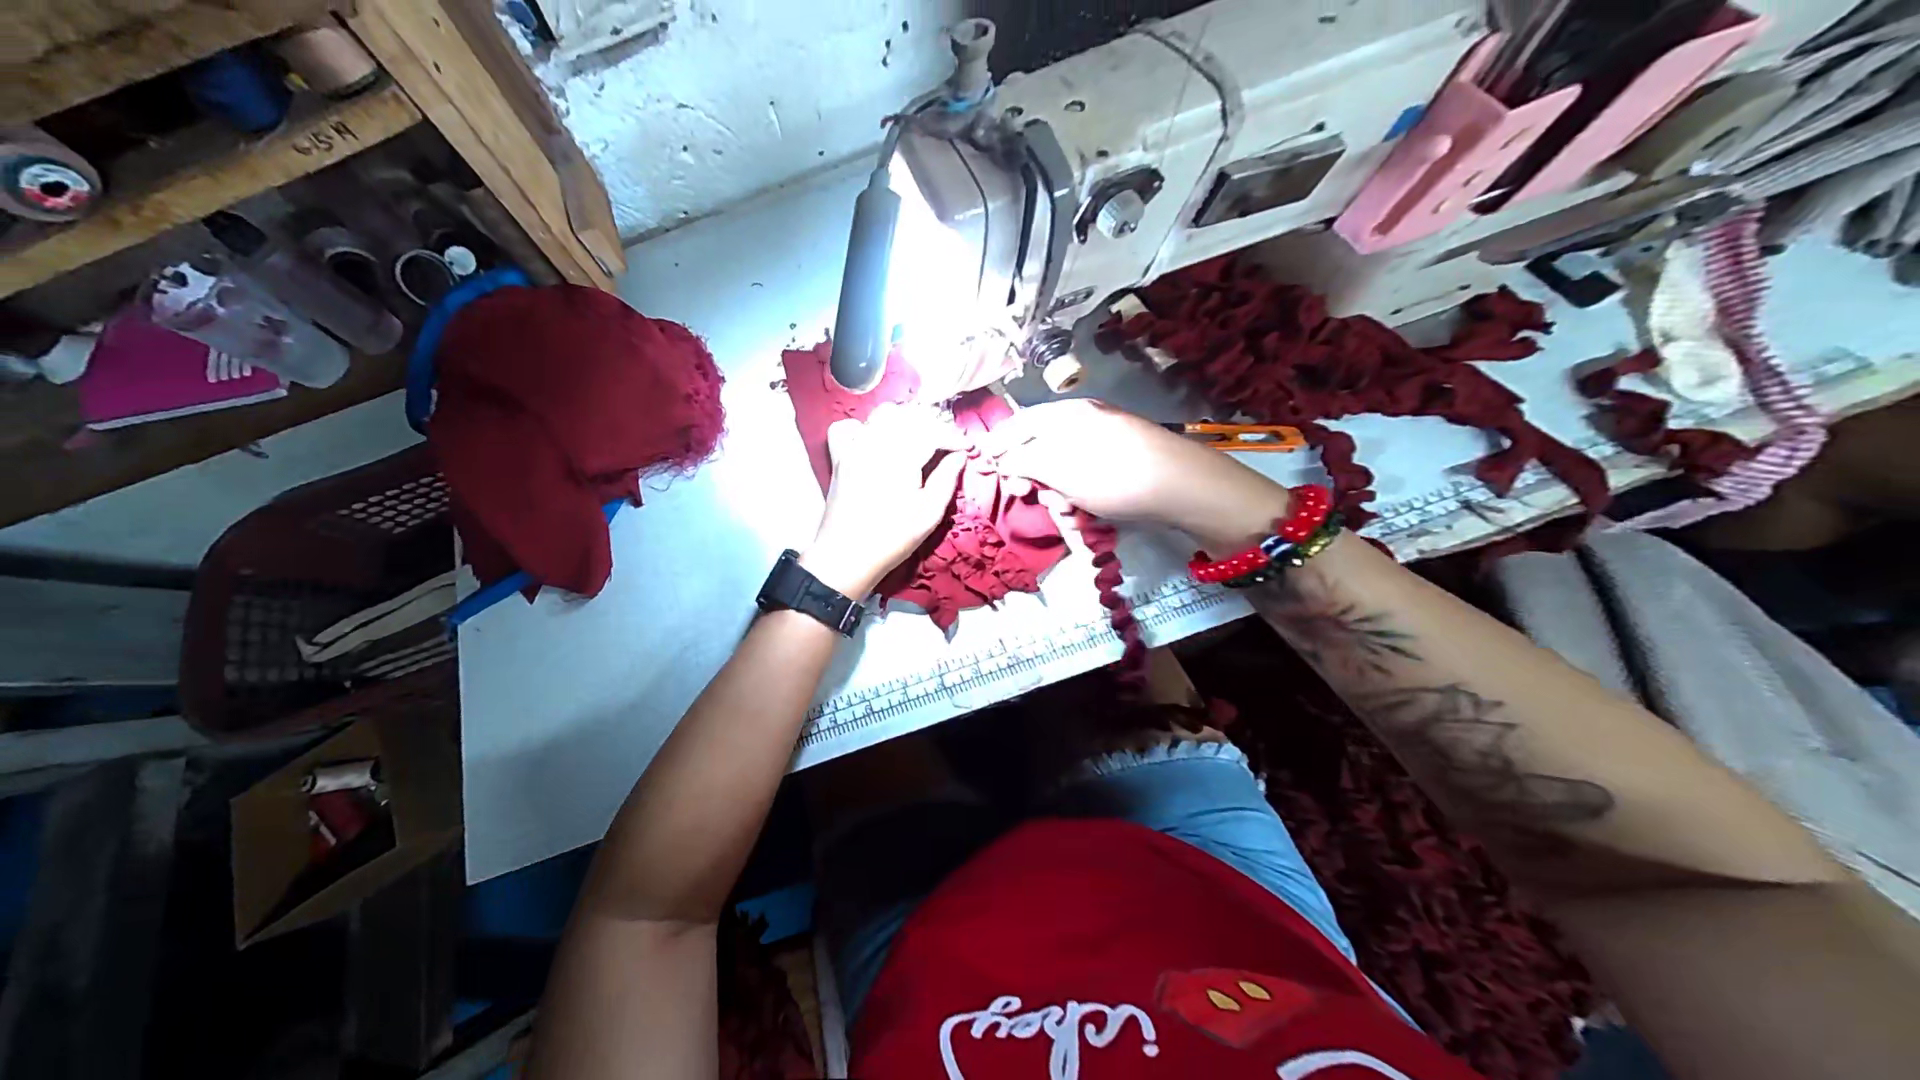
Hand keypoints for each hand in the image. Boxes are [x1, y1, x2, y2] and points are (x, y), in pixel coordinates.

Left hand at [801, 404, 966, 597]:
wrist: (845, 556)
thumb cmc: (891, 539)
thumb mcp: (929, 514)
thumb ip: (946, 479)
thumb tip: (958, 456)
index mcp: (900, 458)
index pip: (932, 431)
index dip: (953, 436)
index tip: (965, 447)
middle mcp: (875, 444)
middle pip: (909, 416)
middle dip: (932, 425)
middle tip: (945, 445)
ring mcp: (854, 448)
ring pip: (882, 415)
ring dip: (904, 421)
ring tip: (917, 440)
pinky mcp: (840, 457)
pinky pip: (849, 427)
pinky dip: (864, 428)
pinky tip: (875, 442)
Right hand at [984, 399, 1291, 551]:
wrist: (1181, 487)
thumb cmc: (1110, 474)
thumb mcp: (1056, 466)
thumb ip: (1022, 460)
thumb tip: (1000, 458)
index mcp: (1065, 413)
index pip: (1019, 424)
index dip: (999, 448)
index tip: (989, 473)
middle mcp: (1085, 421)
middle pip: (1041, 449)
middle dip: (1032, 477)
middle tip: (1030, 497)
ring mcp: (1107, 442)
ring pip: (1064, 469)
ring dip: (1057, 494)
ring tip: (1067, 514)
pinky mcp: (1124, 463)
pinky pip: (1088, 478)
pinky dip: (1080, 497)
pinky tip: (1085, 516)